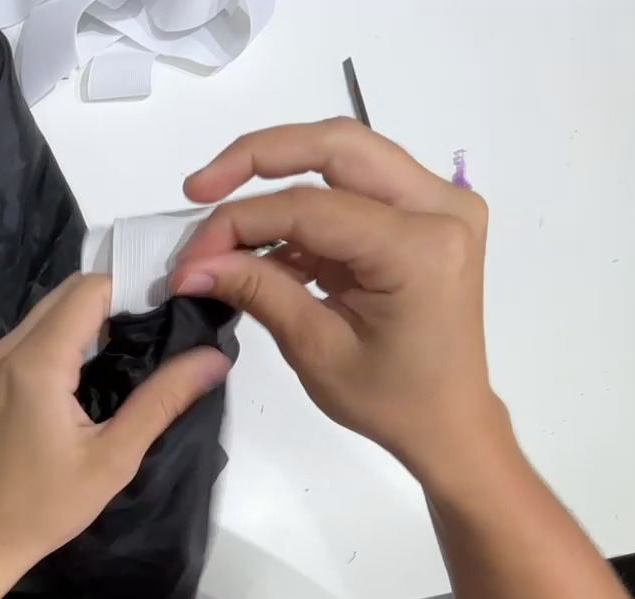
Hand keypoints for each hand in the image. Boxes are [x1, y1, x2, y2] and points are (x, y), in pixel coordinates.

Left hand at [0, 273, 231, 598]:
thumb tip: (216, 357)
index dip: (137, 287)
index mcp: (36, 362)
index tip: (177, 308)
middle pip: (71, 291)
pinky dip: (73, 334)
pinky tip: (104, 364)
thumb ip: (163, 401)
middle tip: (167, 327)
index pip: (92, 289)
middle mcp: (9, 349)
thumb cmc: (45, 507)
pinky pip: (39, 334)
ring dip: (96, 315)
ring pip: (53, 310)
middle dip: (120, 297)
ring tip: (143, 344)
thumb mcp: (113, 458)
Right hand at [171, 119, 506, 481]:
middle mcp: (440, 206)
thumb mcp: (314, 349)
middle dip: (257, 158)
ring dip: (276, 177)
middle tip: (197, 189)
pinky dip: (298, 212)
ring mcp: (437, 203)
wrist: (446, 418)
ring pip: (344, 156)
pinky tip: (259, 247)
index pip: (311, 206)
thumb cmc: (387, 398)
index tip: (189, 260)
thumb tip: (192, 268)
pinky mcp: (421, 215)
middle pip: (337, 144)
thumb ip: (258, 292)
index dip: (239, 223)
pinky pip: (350, 191)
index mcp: (419, 248)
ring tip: (220, 219)